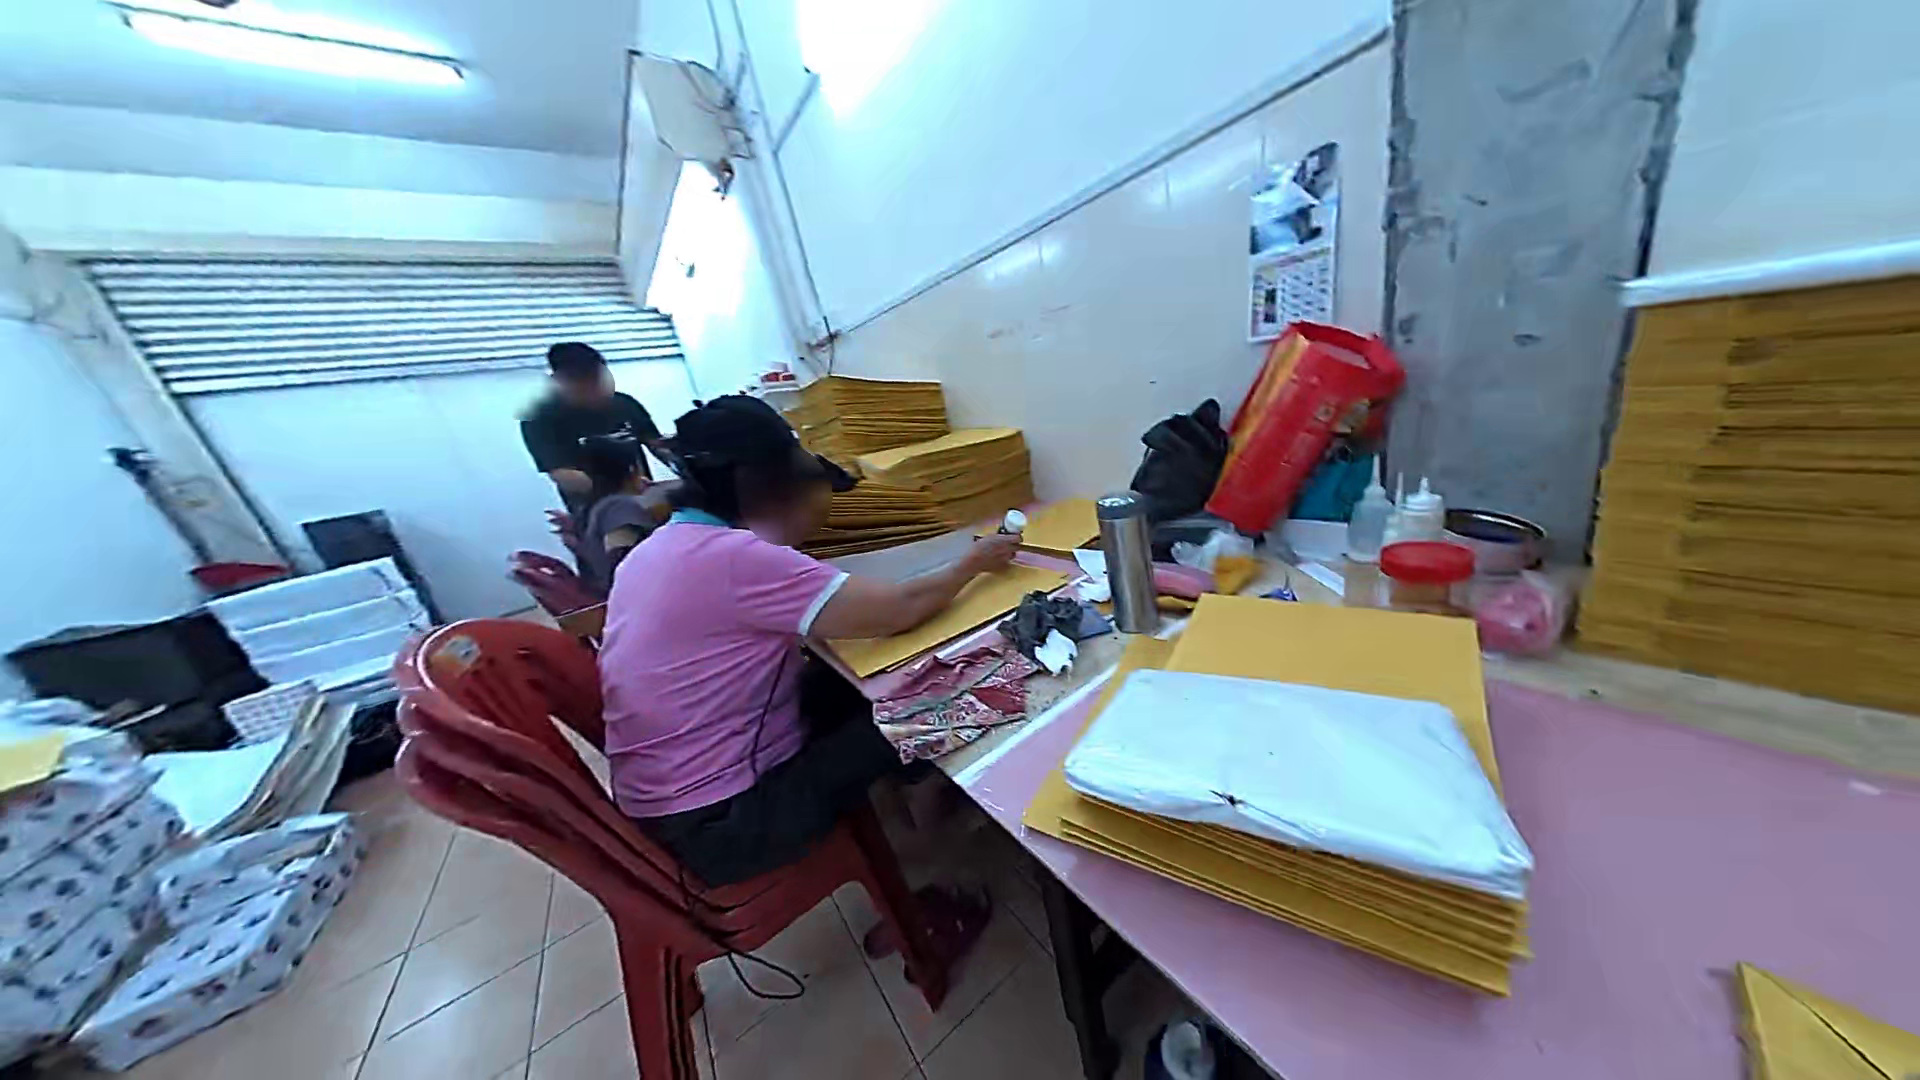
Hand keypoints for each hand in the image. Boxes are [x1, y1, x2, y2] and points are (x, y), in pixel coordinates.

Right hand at [960, 532, 1020, 575]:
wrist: (975, 560)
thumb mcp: (989, 537)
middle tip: (1009, 544)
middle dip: (1014, 545)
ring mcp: (1006, 558)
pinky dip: (1004, 559)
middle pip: (1017, 547)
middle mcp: (1008, 549)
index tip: (1014, 537)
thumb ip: (999, 536)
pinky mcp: (1003, 565)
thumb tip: (1003, 536)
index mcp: (1005, 540)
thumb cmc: (979, 547)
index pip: (1018, 538)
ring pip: (1012, 555)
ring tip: (1002, 552)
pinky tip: (997, 558)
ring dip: (1010, 553)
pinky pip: (1006, 561)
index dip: (1017, 537)